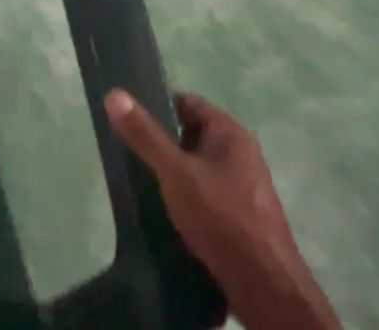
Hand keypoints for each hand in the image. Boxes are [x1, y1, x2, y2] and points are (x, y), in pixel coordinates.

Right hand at [105, 90, 338, 329]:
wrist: (264, 284)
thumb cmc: (220, 217)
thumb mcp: (174, 172)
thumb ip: (144, 134)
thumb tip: (114, 94)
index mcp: (231, 134)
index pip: (187, 102)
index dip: (156, 106)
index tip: (127, 120)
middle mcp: (242, 153)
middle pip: (191, 133)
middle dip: (161, 140)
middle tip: (129, 151)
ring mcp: (244, 184)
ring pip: (197, 163)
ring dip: (171, 169)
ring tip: (142, 180)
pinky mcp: (242, 212)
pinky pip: (205, 189)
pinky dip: (185, 192)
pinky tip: (166, 208)